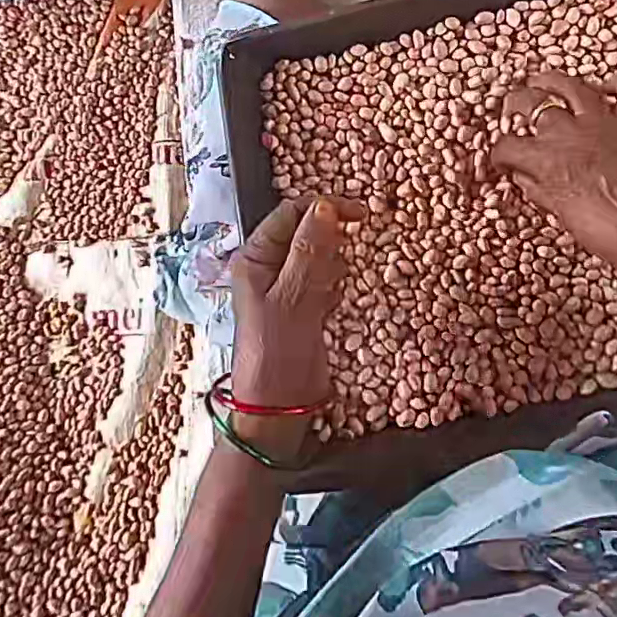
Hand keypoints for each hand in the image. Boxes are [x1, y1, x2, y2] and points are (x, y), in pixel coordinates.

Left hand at [230, 196, 364, 410]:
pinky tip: (338, 295)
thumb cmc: (276, 352)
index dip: (322, 207)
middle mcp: (270, 266)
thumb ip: (309, 251)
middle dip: (331, 231)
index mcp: (255, 257)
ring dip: (335, 257)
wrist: (279, 410)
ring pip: (318, 254)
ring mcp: (288, 285)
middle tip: (360, 236)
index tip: (359, 213)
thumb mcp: (292, 298)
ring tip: (340, 278)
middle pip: (305, 231)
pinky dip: (336, 279)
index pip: (289, 214)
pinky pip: (325, 278)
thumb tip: (326, 206)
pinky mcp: (305, 304)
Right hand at [490, 72, 616, 273]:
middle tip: (513, 110)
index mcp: (546, 159)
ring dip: (552, 81)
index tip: (503, 159)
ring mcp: (602, 123)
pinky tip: (607, 87)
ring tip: (541, 81)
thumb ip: (540, 190)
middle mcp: (569, 133)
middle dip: (516, 105)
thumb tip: (524, 178)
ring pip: (571, 86)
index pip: (509, 146)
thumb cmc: (611, 230)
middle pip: (531, 103)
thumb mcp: (563, 214)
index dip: (500, 153)